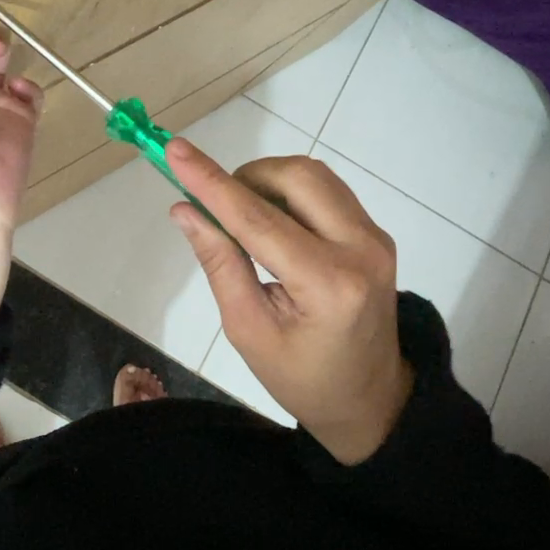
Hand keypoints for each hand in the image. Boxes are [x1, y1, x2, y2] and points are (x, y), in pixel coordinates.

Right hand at [165, 140, 409, 463]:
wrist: (370, 399)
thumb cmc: (301, 377)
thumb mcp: (247, 329)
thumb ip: (220, 263)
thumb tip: (184, 209)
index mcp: (328, 285)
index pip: (258, 218)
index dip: (212, 182)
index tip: (175, 150)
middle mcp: (361, 250)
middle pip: (296, 177)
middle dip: (246, 177)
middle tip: (217, 206)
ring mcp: (375, 237)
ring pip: (313, 175)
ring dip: (268, 181)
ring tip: (243, 217)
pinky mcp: (375, 233)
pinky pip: (327, 190)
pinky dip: (290, 192)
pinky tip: (273, 222)